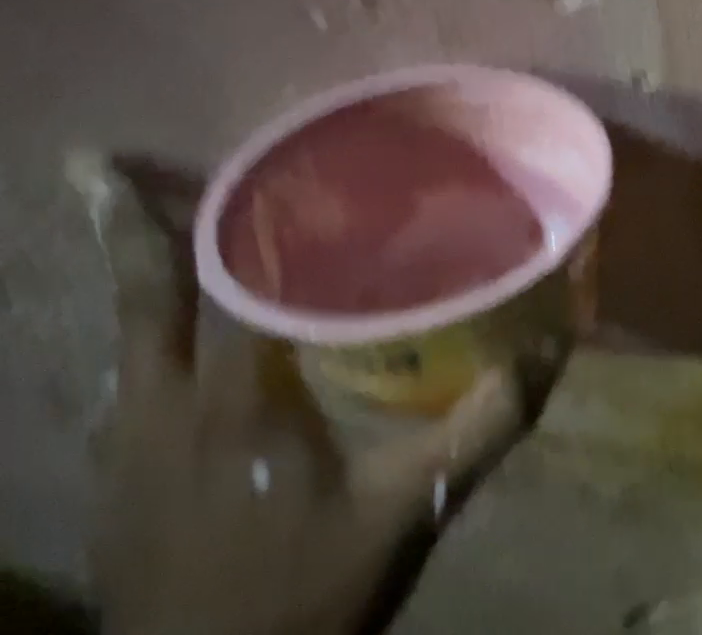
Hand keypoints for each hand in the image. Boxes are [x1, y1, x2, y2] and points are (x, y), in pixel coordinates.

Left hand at [74, 154, 562, 634]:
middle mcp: (164, 408)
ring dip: (134, 273)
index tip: (255, 167)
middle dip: (132, 228)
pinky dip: (144, 326)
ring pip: (124, 332)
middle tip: (108, 164)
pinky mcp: (115, 469)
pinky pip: (128, 370)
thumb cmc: (308, 582)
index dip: (242, 227)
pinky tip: (171, 322)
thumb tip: (546, 352)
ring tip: (134, 216)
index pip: (233, 292)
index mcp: (236, 405)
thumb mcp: (409, 507)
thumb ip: (481, 428)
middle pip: (143, 299)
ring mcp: (126, 440)